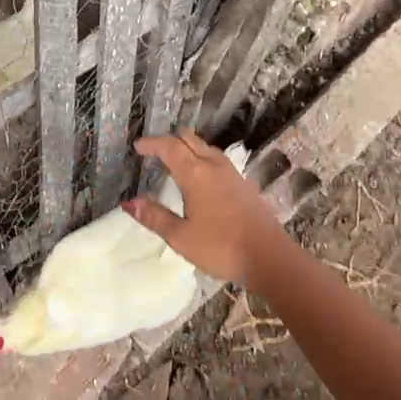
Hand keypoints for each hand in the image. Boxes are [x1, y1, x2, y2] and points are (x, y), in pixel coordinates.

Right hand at [124, 130, 286, 287]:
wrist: (272, 260)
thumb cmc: (222, 248)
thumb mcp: (181, 237)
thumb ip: (154, 217)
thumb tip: (128, 203)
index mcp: (195, 174)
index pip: (169, 147)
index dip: (151, 144)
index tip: (138, 147)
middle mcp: (213, 166)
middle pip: (189, 139)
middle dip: (169, 140)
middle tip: (154, 152)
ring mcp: (232, 174)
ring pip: (206, 147)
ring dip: (188, 148)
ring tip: (176, 162)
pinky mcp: (245, 185)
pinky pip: (218, 160)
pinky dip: (202, 158)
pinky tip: (202, 179)